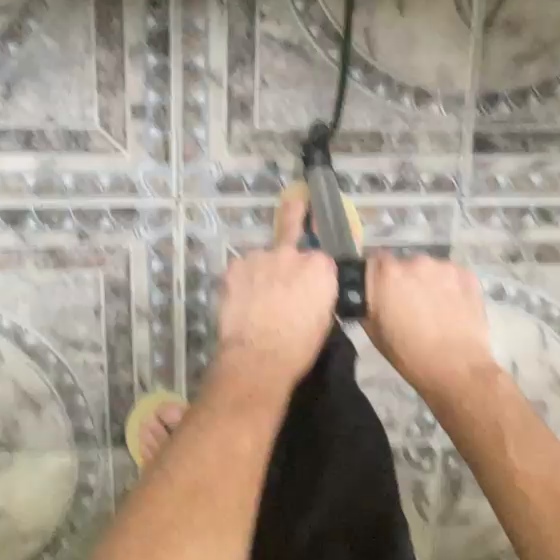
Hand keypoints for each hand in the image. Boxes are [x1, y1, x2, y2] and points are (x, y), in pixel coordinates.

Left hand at [210, 192, 336, 397]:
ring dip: (262, 270)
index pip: (319, 258)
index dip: (312, 272)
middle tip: (296, 201)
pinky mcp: (235, 267)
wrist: (258, 358)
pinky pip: (241, 270)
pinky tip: (241, 301)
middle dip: (295, 214)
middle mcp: (292, 254)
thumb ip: (319, 292)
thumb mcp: (324, 319)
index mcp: (320, 267)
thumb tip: (309, 289)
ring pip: (262, 258)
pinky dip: (241, 281)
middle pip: (292, 231)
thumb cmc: (299, 346)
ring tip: (256, 298)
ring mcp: (260, 256)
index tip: (308, 285)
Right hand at [364, 255, 494, 400]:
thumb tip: (366, 290)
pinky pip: (451, 275)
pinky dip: (450, 286)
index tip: (383, 292)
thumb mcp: (374, 331)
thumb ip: (367, 301)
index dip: (378, 277)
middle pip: (404, 264)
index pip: (375, 261)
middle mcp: (414, 262)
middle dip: (405, 280)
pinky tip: (453, 307)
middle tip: (410, 304)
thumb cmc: (409, 354)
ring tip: (435, 308)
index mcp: (387, 274)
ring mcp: (443, 266)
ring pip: (429, 269)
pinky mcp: (466, 274)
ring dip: (428, 282)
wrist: (456, 368)